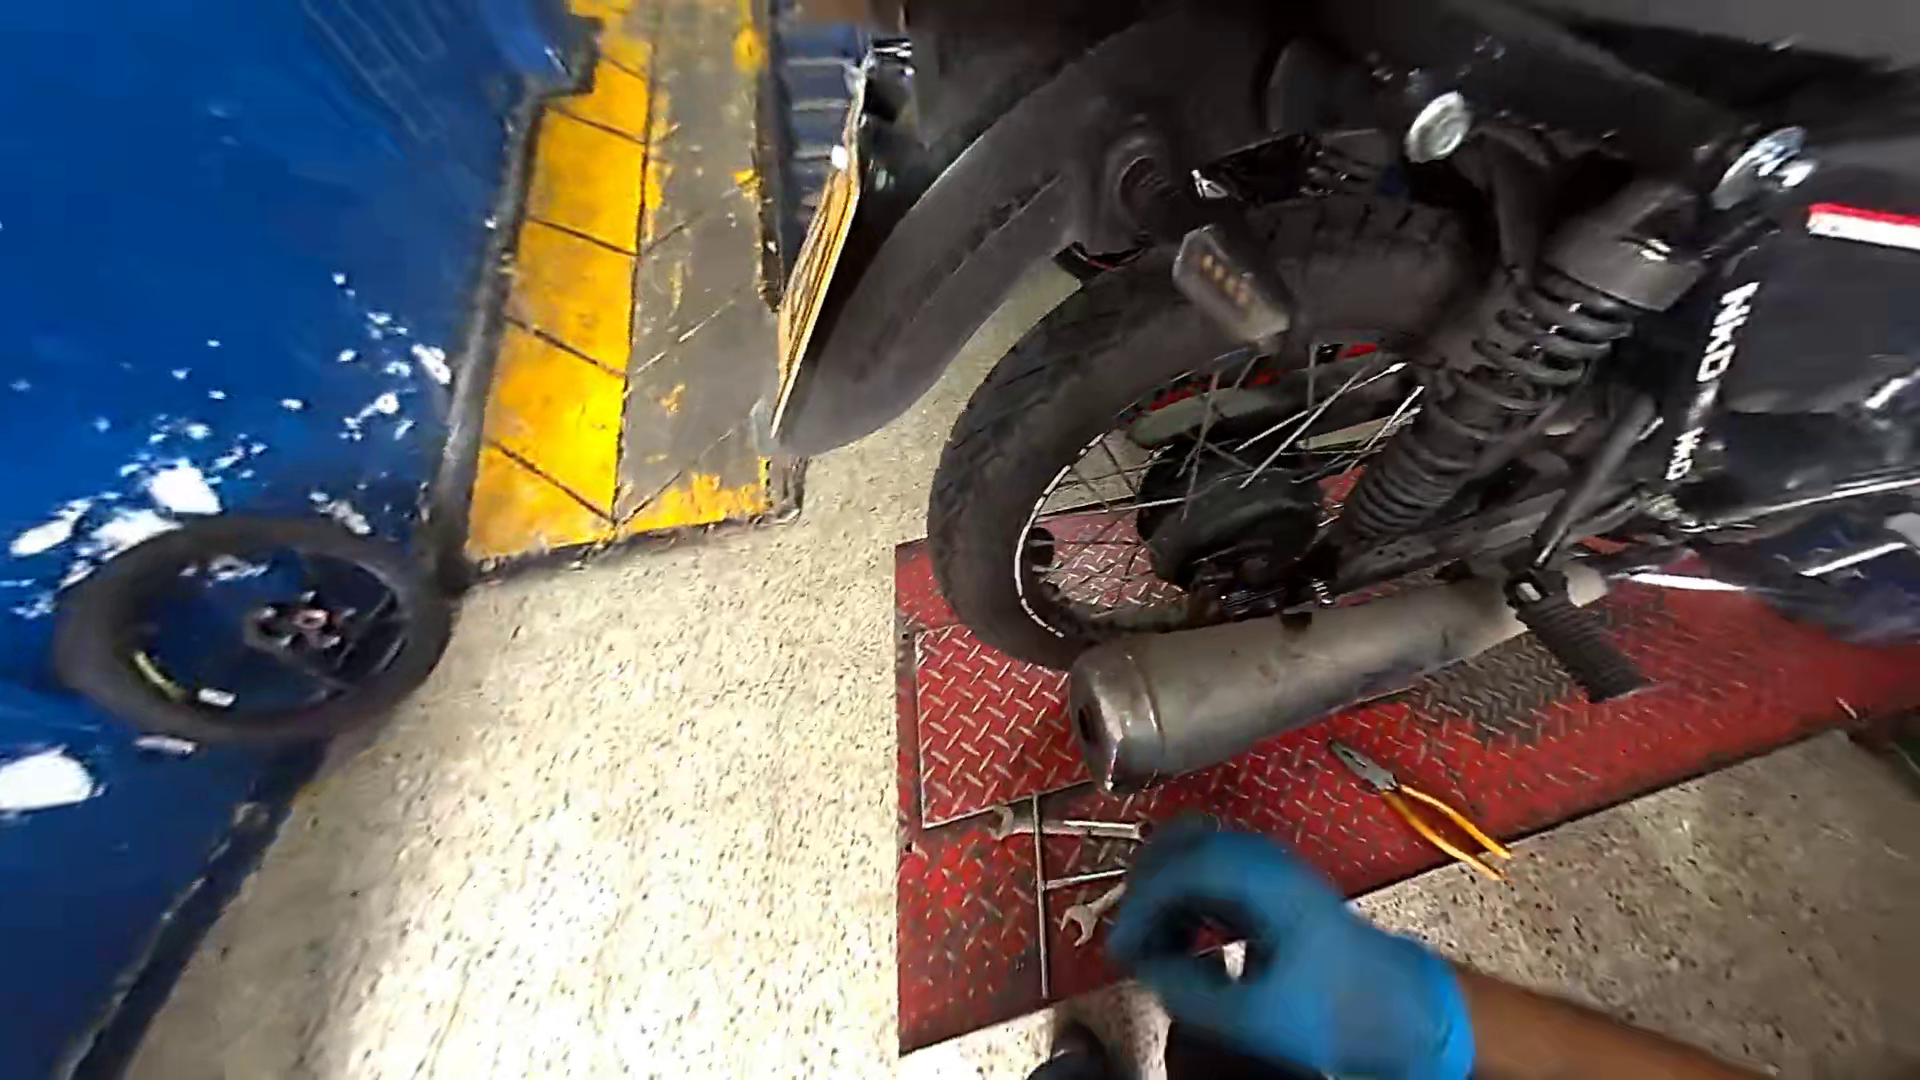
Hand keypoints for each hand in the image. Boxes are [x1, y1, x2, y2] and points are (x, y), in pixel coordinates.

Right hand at [1107, 825, 1473, 1079]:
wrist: (1407, 1008)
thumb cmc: (1347, 1007)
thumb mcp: (1264, 1015)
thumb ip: (1194, 993)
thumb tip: (1145, 969)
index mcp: (1254, 872)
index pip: (1171, 869)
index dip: (1137, 908)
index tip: (1122, 948)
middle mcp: (1251, 853)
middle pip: (1169, 846)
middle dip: (1142, 893)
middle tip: (1132, 940)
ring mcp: (1255, 860)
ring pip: (1180, 853)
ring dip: (1159, 893)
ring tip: (1155, 942)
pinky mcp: (1257, 877)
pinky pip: (1200, 870)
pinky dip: (1179, 898)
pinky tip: (1182, 936)